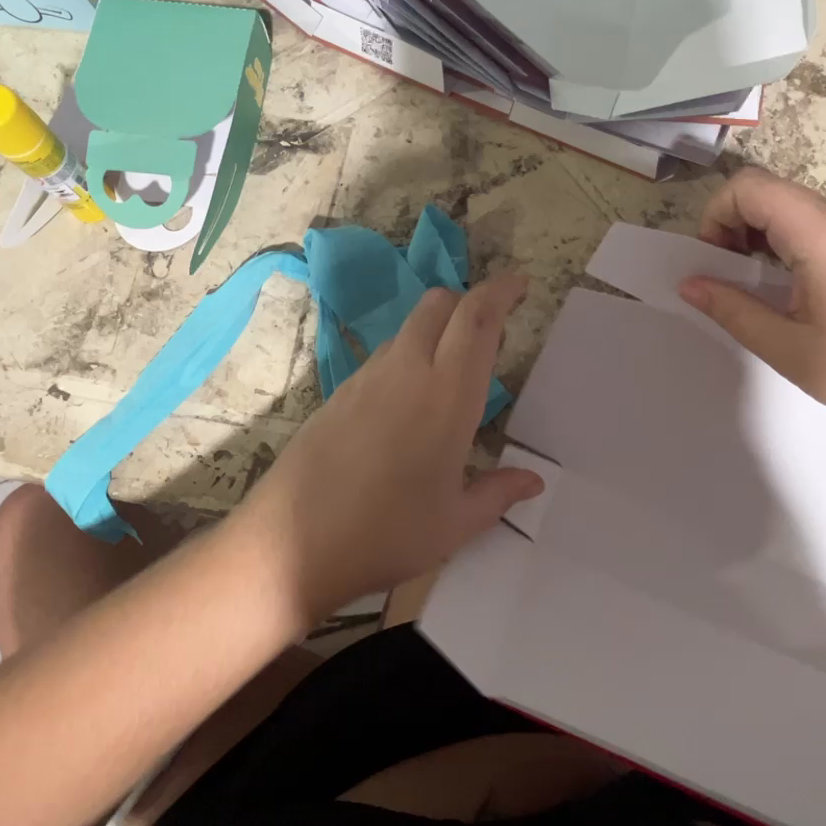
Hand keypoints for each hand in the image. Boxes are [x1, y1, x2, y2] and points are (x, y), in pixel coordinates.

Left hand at [230, 274, 544, 621]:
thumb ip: (498, 494)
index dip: (500, 291)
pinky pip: (385, 355)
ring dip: (439, 328)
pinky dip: (410, 354)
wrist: (292, 542)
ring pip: (409, 327)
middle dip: (470, 300)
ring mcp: (367, 378)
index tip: (519, 283)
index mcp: (447, 394)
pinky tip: (412, 401)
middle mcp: (407, 371)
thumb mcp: (454, 524)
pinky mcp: (340, 392)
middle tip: (493, 325)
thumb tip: (533, 481)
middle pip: (439, 304)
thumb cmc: (386, 533)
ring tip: (455, 369)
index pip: (477, 319)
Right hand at [677, 168, 825, 454]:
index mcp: (821, 235)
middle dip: (731, 223)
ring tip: (749, 286)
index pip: (750, 187)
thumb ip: (732, 309)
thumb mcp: (787, 347)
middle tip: (722, 275)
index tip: (710, 262)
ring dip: (756, 234)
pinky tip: (784, 291)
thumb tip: (688, 284)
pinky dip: (782, 244)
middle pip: (768, 191)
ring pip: (790, 208)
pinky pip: (813, 228)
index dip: (716, 215)